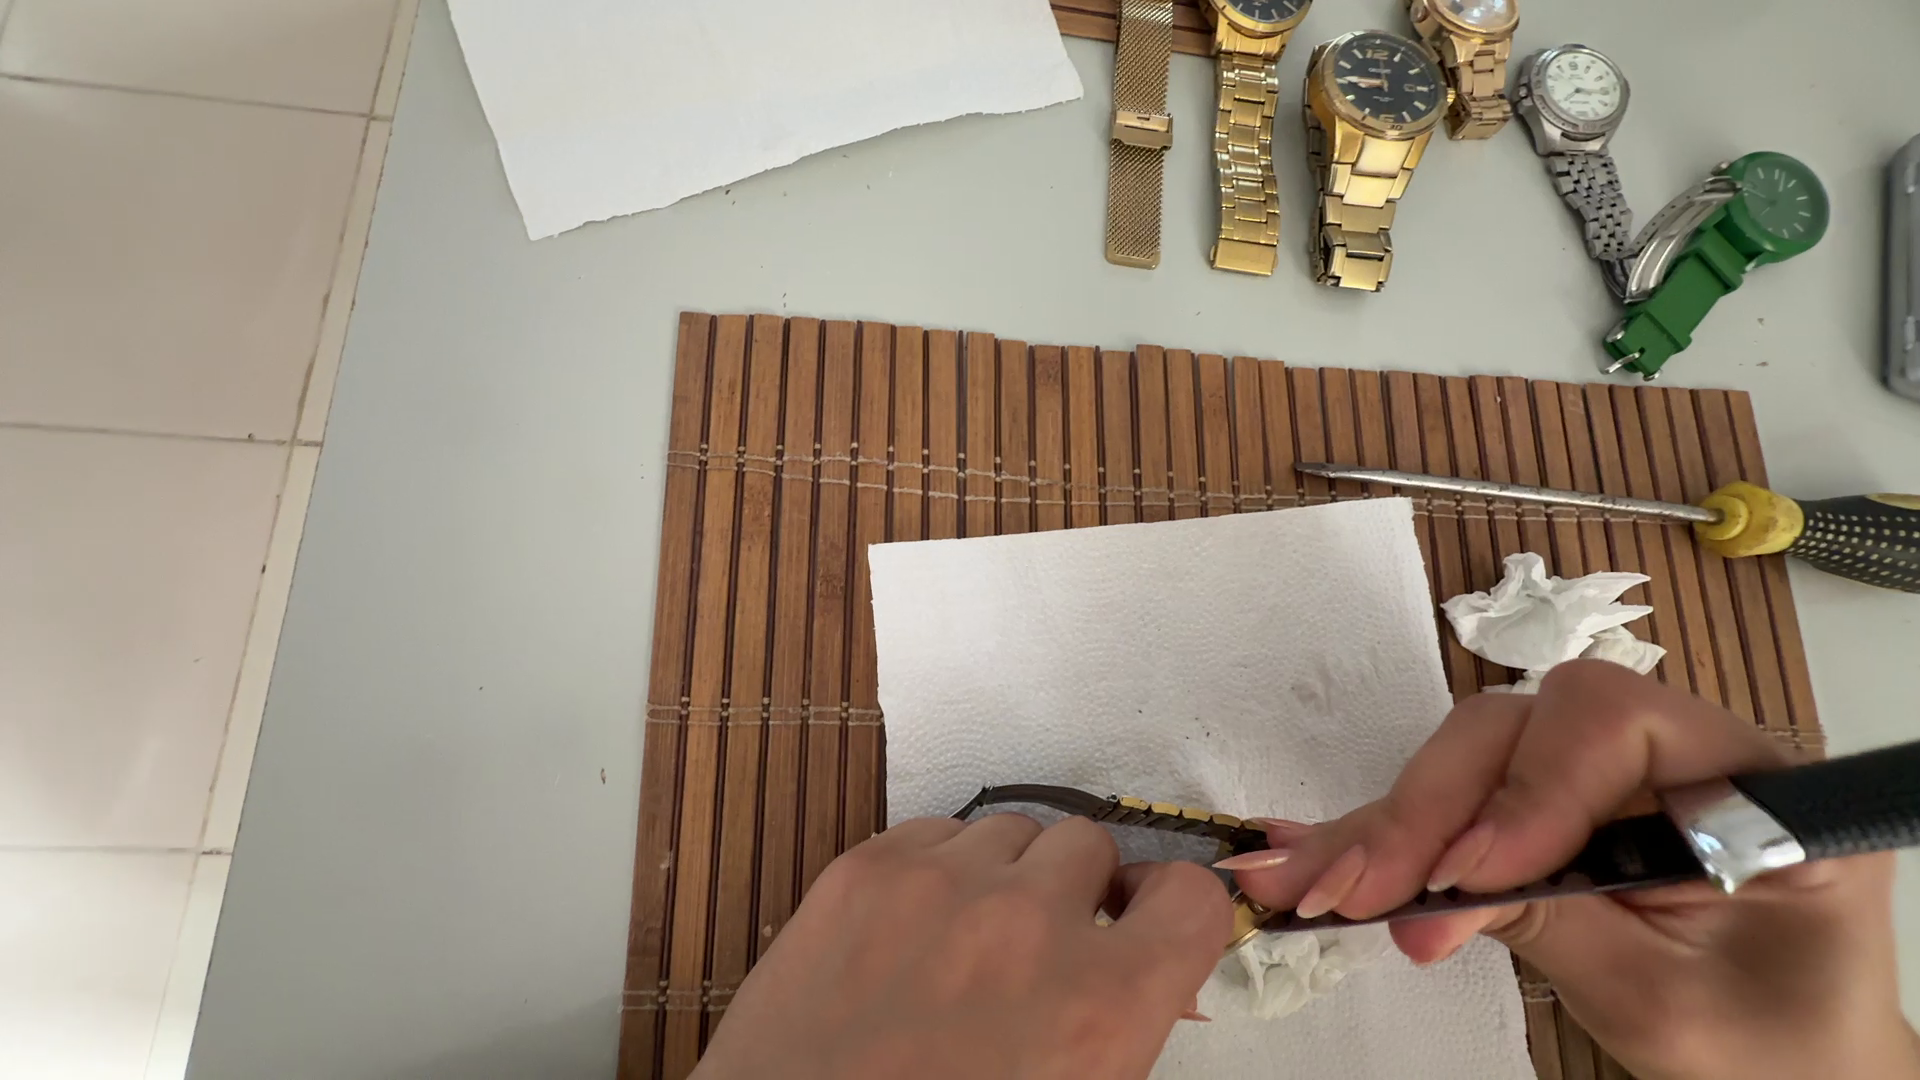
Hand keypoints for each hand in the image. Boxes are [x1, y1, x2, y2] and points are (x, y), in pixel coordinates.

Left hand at [694, 814, 1231, 1079]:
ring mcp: (938, 885)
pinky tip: (914, 924)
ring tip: (966, 938)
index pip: (1189, 898)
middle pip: (1090, 842)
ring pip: (1012, 827)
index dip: (1173, 906)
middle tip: (1039, 940)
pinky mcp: (866, 868)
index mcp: (1096, 1007)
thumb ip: (1117, 1025)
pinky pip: (939, 828)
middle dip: (1074, 889)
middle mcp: (1024, 927)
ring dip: (1004, 873)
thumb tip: (1145, 971)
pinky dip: (940, 865)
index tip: (1147, 915)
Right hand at [1231, 661, 1919, 1079]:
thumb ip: (1549, 921)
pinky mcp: (1518, 798)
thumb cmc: (1762, 1048)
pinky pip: (1435, 800)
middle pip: (1502, 733)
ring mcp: (1573, 769)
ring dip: (1380, 830)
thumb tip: (1423, 894)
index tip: (1467, 877)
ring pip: (1451, 762)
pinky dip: (1369, 834)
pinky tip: (1306, 852)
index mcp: (1741, 781)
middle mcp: (1648, 751)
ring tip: (1312, 889)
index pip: (1608, 722)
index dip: (1528, 785)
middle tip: (1354, 894)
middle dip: (1423, 816)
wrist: (1770, 1063)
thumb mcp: (1663, 997)